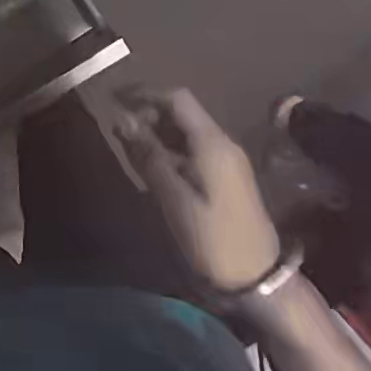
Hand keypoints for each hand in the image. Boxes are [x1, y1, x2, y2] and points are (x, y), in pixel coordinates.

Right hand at [115, 89, 281, 292]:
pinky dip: (169, 150)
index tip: (113, 99)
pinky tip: (151, 166)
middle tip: (118, 130)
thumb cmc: (213, 238)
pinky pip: (192, 150)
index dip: (145, 93)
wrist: (257, 276)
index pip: (177, 99)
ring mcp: (225, 160)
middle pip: (182, 112)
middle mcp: (221, 143)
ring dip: (157, 132)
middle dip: (148, 113)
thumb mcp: (175, 198)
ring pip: (186, 132)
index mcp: (212, 143)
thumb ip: (149, 156)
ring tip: (128, 148)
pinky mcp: (224, 176)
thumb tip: (122, 120)